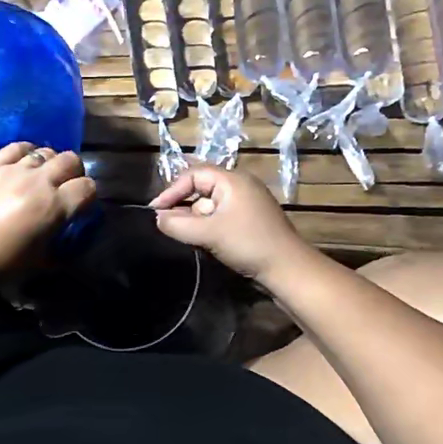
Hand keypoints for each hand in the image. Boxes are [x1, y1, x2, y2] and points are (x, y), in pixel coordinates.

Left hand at [0, 142, 95, 281]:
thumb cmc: (3, 262)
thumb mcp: (42, 261)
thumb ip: (62, 245)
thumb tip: (70, 237)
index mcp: (56, 206)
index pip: (87, 187)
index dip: (88, 195)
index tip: (81, 204)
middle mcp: (40, 182)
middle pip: (70, 160)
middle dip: (74, 171)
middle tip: (66, 185)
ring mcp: (15, 170)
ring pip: (46, 151)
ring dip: (51, 162)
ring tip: (44, 175)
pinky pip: (17, 147)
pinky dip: (26, 151)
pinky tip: (25, 162)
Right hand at [149, 163, 315, 282]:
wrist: (287, 268)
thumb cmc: (248, 244)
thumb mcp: (209, 234)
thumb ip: (178, 224)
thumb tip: (157, 218)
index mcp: (232, 179)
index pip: (193, 175)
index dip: (171, 191)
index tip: (155, 212)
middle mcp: (240, 186)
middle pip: (201, 189)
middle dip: (184, 208)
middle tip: (170, 228)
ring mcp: (246, 203)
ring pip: (209, 206)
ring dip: (196, 221)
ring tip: (188, 239)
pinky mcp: (249, 220)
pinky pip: (221, 217)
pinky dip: (209, 228)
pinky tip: (205, 243)